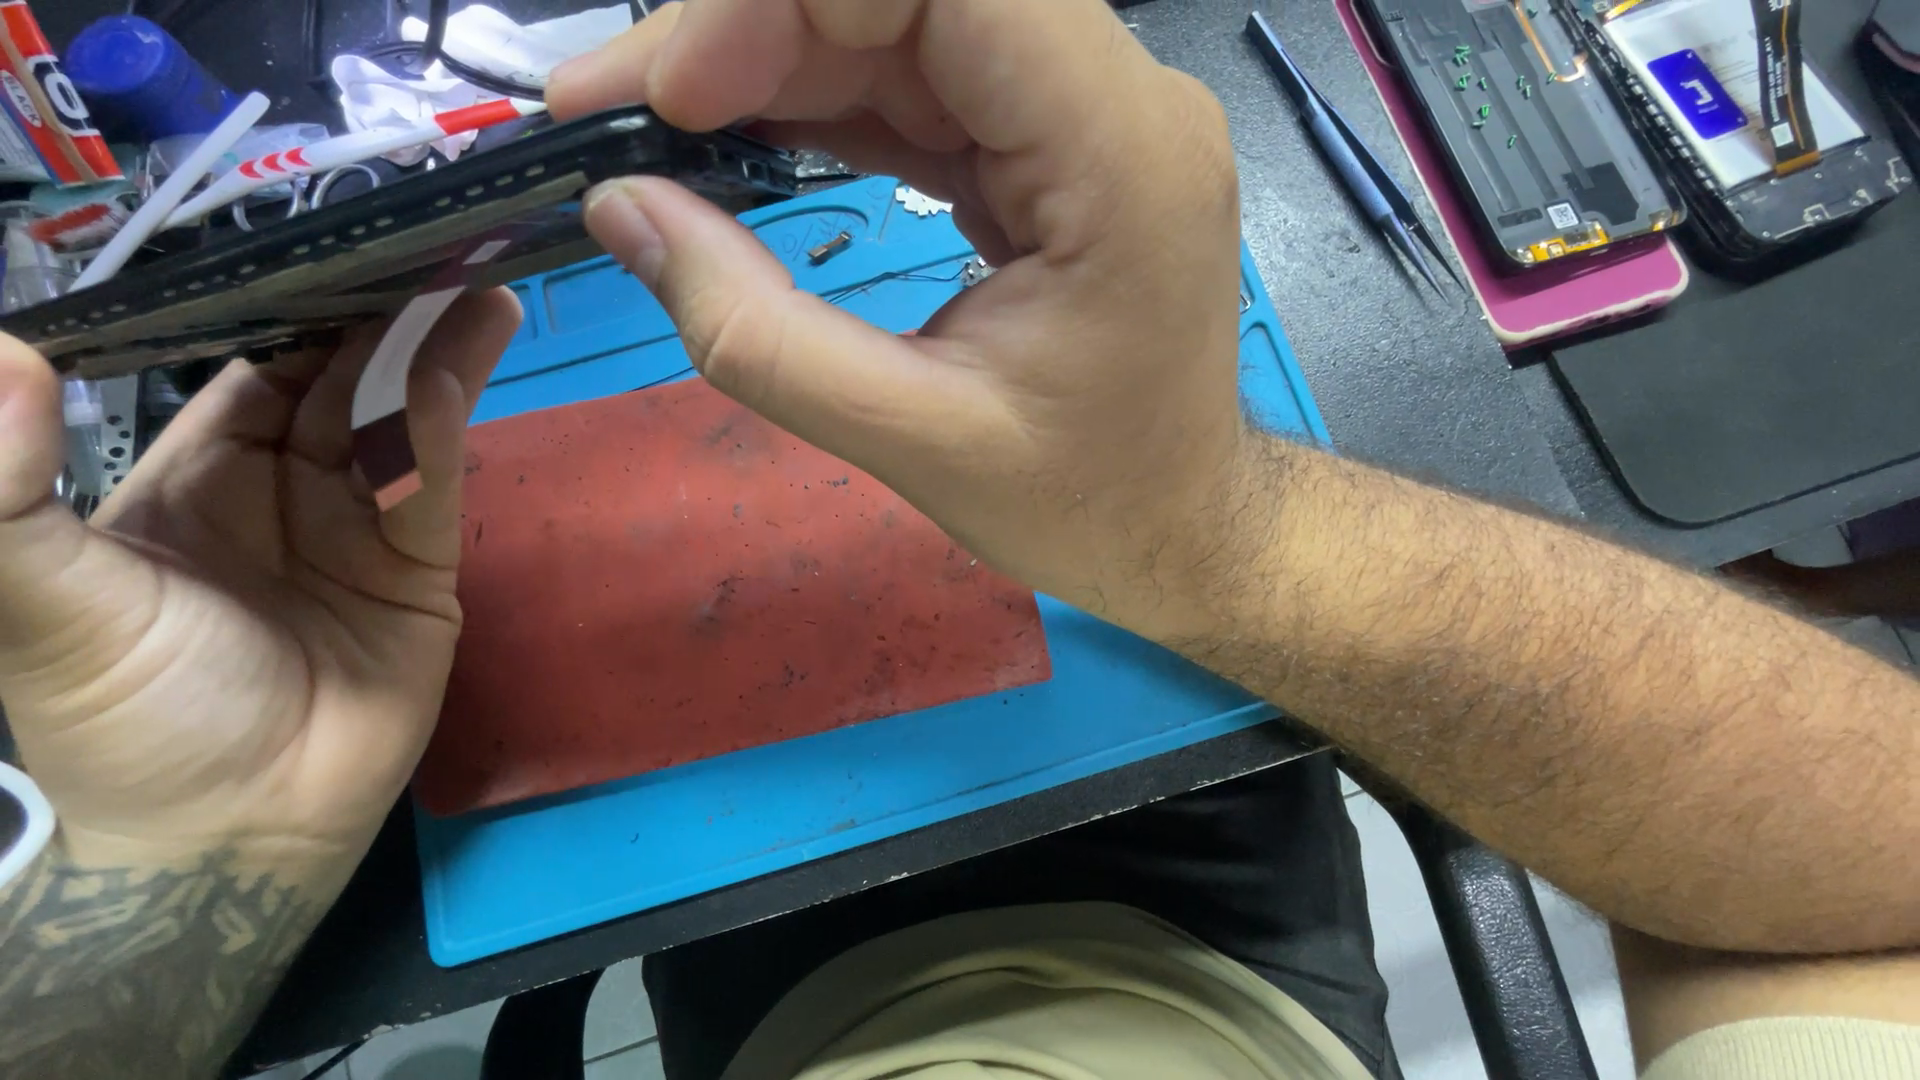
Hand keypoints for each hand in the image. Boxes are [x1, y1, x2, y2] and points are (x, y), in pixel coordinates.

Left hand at [0, 291, 519, 880]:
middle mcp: (286, 485)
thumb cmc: (133, 716)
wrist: (248, 820)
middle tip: (416, 239)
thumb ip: (1, 492)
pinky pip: (433, 477)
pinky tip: (467, 355)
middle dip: (376, 312)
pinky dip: (447, 416)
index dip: (278, 303)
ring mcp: (365, 521)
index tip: (312, 236)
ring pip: (399, 416)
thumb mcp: (35, 606)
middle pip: (338, 377)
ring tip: (470, 278)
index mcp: (192, 476)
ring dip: (433, 347)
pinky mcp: (425, 560)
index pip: (243, 365)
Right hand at [549, 0, 1250, 638]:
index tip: (671, 98)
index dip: (779, 1)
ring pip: (911, 32)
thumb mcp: (916, 440)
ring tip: (662, 137)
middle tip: (619, 116)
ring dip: (776, 67)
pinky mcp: (1058, 157)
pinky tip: (749, 148)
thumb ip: (762, 337)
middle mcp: (1119, 104)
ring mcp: (1092, 123)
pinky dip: (829, 112)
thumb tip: (625, 214)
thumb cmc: (1082, 504)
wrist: (1176, 527)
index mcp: (1116, 155)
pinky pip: (929, 94)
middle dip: (751, 32)